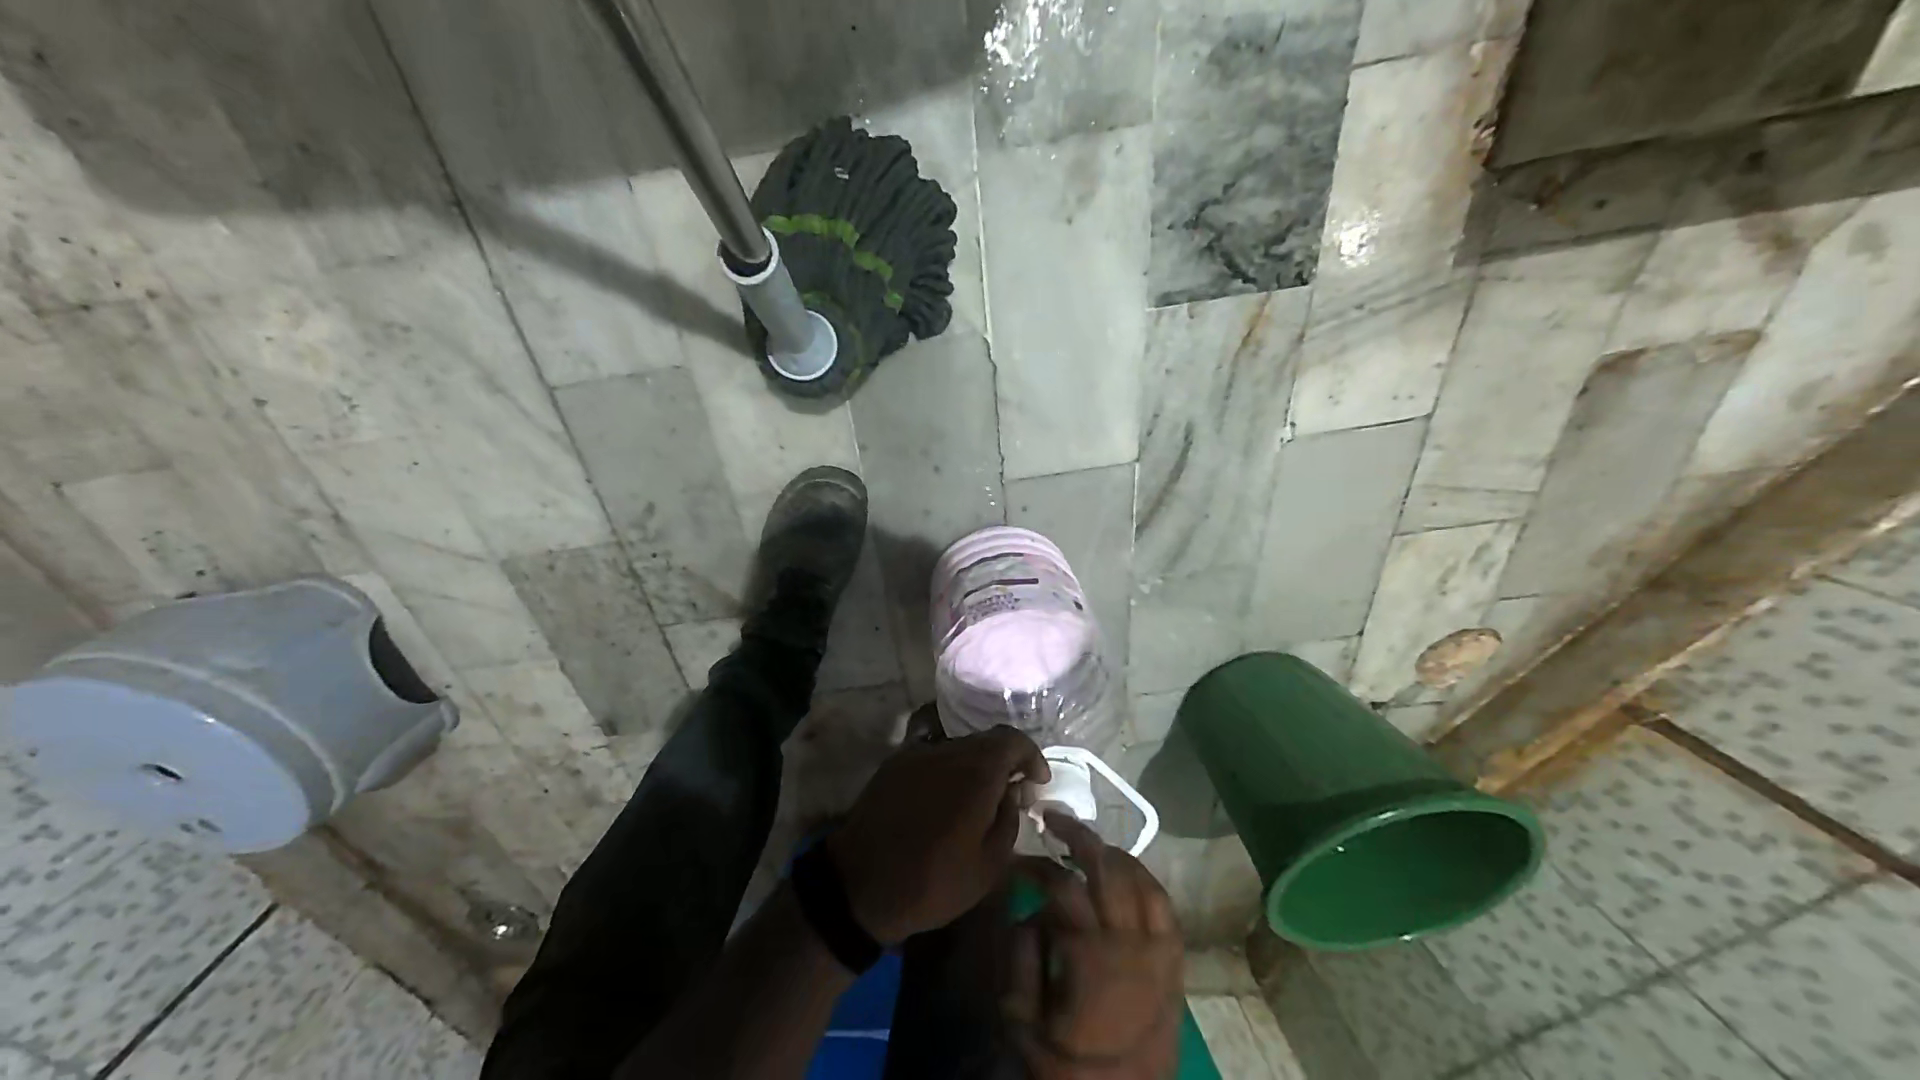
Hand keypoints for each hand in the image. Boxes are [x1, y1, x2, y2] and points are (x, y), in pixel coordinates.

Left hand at [826, 725, 1047, 944]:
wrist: (859, 886)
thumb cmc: (934, 882)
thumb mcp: (989, 865)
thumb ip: (1009, 818)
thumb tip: (1012, 791)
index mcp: (976, 770)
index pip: (1012, 739)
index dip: (1031, 756)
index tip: (1037, 782)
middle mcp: (946, 750)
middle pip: (985, 740)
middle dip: (1004, 761)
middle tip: (1010, 793)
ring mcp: (915, 753)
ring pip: (957, 746)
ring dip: (974, 765)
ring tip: (977, 798)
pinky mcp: (893, 764)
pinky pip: (931, 754)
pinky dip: (947, 768)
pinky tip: (946, 797)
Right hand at [1004, 813, 1183, 1079]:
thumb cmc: (1067, 1065)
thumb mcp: (1021, 1020)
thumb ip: (1017, 957)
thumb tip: (1026, 911)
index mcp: (1090, 956)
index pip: (1060, 886)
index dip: (1034, 865)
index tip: (1015, 862)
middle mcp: (1130, 942)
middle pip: (1106, 867)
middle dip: (1077, 835)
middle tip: (1052, 819)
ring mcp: (1159, 950)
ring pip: (1140, 878)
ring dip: (1111, 852)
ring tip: (1086, 843)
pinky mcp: (1174, 962)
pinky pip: (1165, 904)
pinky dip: (1145, 878)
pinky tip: (1126, 871)